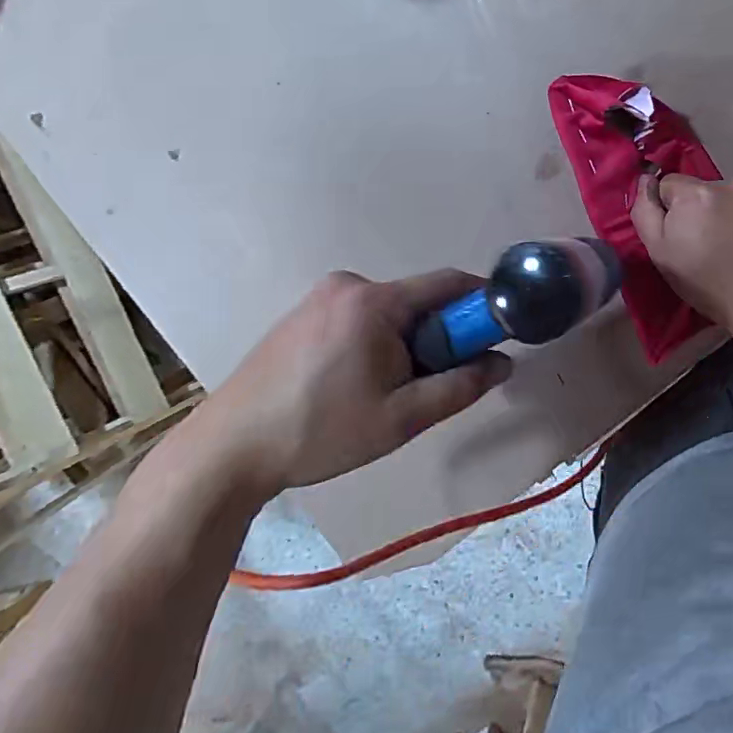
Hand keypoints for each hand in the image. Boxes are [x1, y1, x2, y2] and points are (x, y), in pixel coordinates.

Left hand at [176, 270, 512, 496]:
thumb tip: (503, 363)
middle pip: (418, 302)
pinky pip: (360, 319)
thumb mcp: (402, 418)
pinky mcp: (302, 314)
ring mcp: (319, 297)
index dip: (481, 306)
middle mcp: (348, 285)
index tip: (495, 339)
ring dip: (405, 346)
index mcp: (373, 300)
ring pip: (389, 314)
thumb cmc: (320, 431)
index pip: (450, 283)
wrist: (229, 449)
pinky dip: (376, 345)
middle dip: (438, 338)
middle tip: (430, 386)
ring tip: (384, 396)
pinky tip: (354, 386)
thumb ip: (460, 386)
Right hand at [631, 173, 732, 337]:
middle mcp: (727, 182)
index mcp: (695, 193)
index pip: (667, 185)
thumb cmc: (708, 284)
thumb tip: (645, 180)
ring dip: (720, 212)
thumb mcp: (660, 254)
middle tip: (704, 245)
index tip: (679, 239)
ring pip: (723, 196)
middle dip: (695, 210)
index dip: (668, 212)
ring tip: (729, 245)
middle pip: (698, 189)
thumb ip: (645, 212)